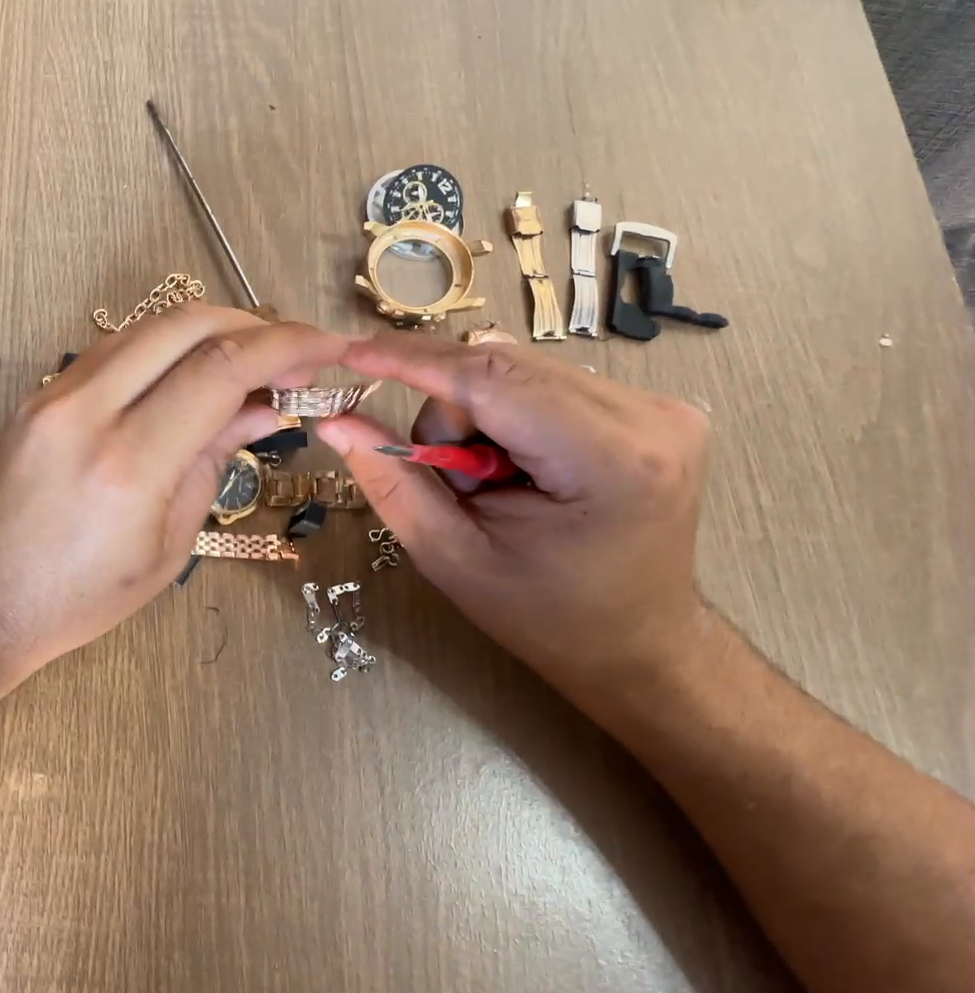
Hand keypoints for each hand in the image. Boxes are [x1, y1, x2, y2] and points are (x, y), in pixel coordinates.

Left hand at [0, 304, 350, 679]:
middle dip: (250, 323)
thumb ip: (212, 463)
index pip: (221, 368)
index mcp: (128, 463)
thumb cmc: (76, 599)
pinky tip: (181, 377)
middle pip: (182, 323)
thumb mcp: (165, 549)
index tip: (327, 346)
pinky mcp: (32, 399)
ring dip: (202, 331)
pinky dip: (156, 350)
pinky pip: (106, 353)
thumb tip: (263, 406)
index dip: (286, 345)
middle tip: (289, 351)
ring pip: (141, 329)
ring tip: (243, 362)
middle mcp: (84, 412)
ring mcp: (49, 398)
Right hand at [317, 331, 714, 703]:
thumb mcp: (448, 554)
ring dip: (474, 417)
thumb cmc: (540, 613)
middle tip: (447, 480)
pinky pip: (543, 381)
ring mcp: (658, 405)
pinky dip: (503, 417)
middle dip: (448, 413)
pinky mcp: (652, 406)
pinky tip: (513, 469)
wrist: (633, 640)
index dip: (413, 360)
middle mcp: (649, 415)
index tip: (349, 352)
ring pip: (517, 370)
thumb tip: (333, 419)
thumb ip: (390, 480)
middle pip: (501, 367)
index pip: (490, 378)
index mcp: (608, 460)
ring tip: (485, 485)